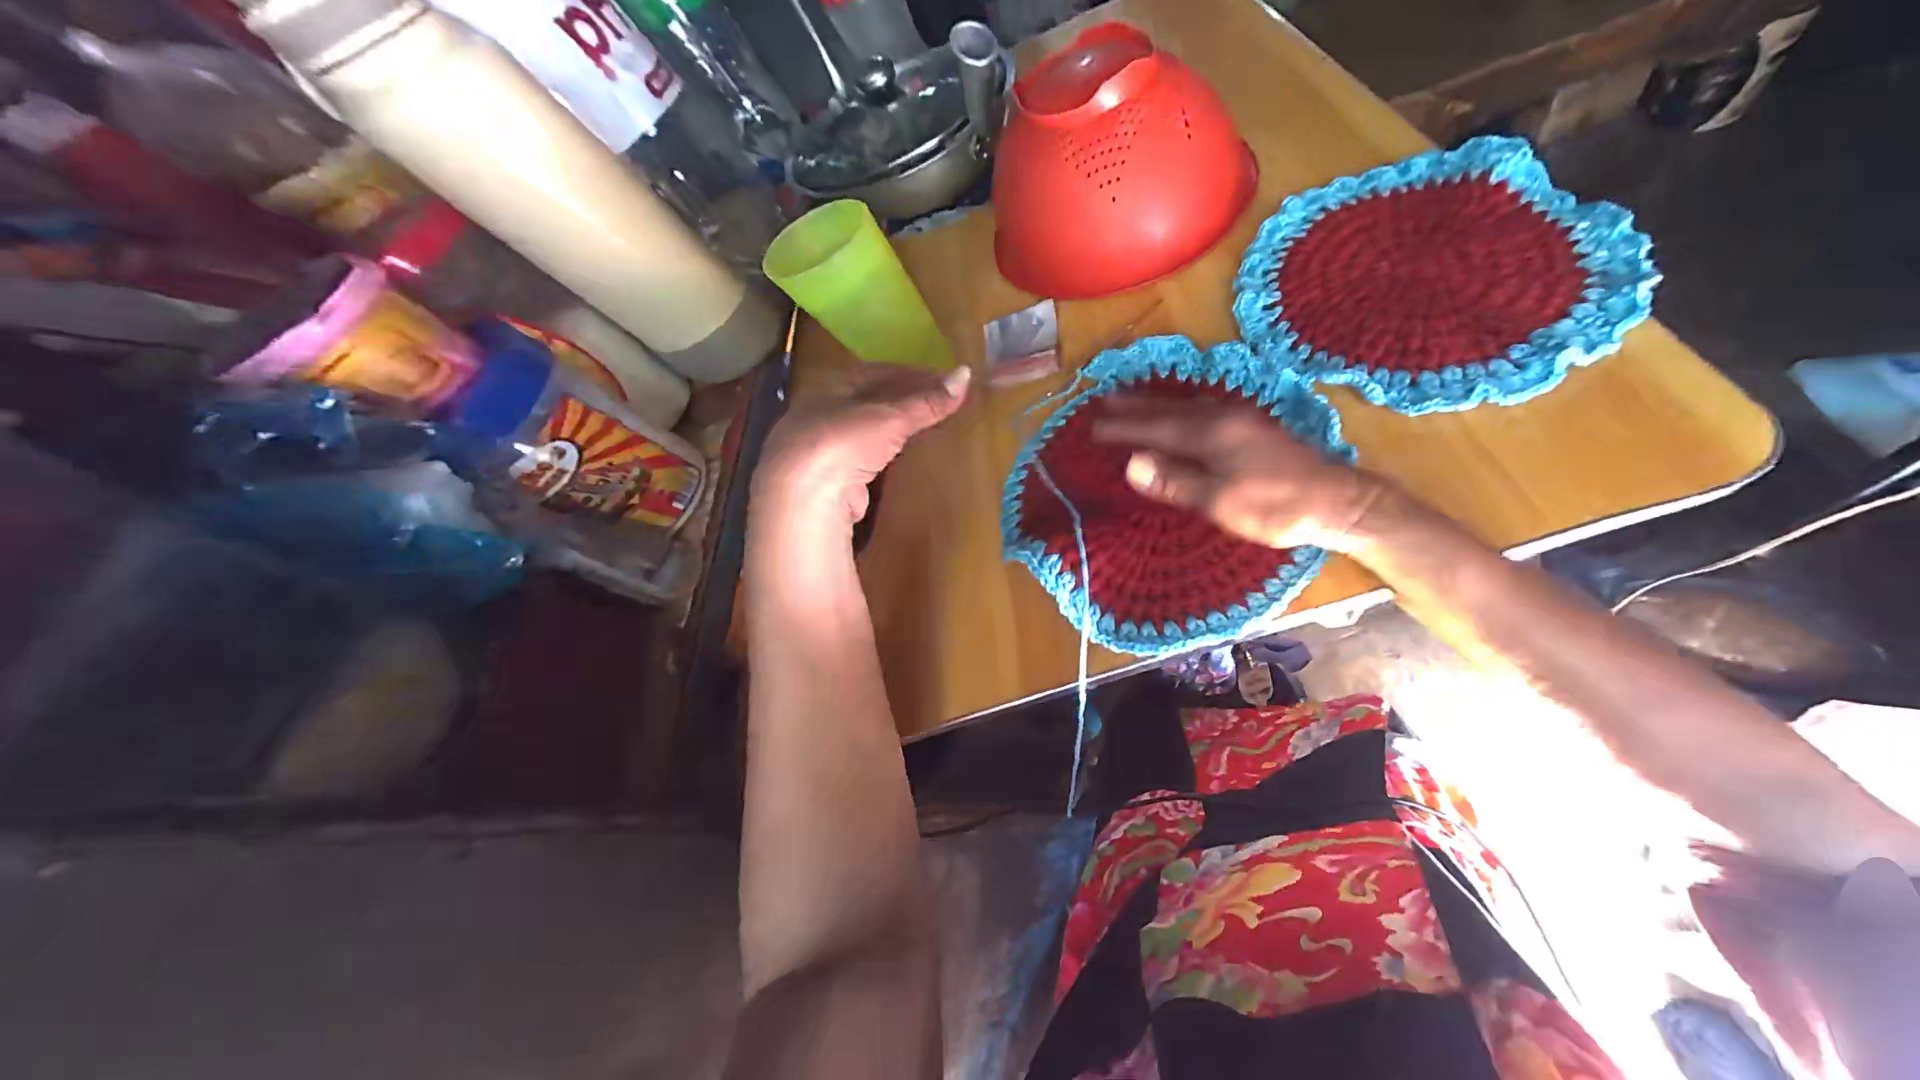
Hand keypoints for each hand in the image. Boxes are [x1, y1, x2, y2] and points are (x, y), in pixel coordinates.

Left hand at [753, 363, 970, 529]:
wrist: (804, 496)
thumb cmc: (842, 441)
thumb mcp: (890, 417)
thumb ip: (926, 401)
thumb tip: (966, 375)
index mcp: (830, 386)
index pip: (878, 371)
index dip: (914, 374)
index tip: (946, 381)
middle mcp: (821, 413)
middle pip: (872, 400)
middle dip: (906, 401)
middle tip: (943, 405)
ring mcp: (822, 449)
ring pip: (867, 431)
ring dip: (896, 429)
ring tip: (929, 430)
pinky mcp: (830, 481)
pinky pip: (864, 459)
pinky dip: (886, 455)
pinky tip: (903, 459)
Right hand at [1093, 396, 1384, 551]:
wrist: (1338, 501)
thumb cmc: (1274, 507)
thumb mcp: (1219, 501)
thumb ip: (1175, 481)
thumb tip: (1132, 463)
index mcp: (1210, 434)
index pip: (1155, 428)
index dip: (1124, 428)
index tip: (1094, 426)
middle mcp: (1223, 417)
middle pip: (1170, 409)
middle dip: (1137, 406)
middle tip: (1106, 399)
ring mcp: (1242, 419)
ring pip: (1189, 405)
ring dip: (1159, 403)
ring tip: (1134, 398)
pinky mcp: (1255, 427)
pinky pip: (1206, 408)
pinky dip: (1183, 407)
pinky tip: (1185, 410)